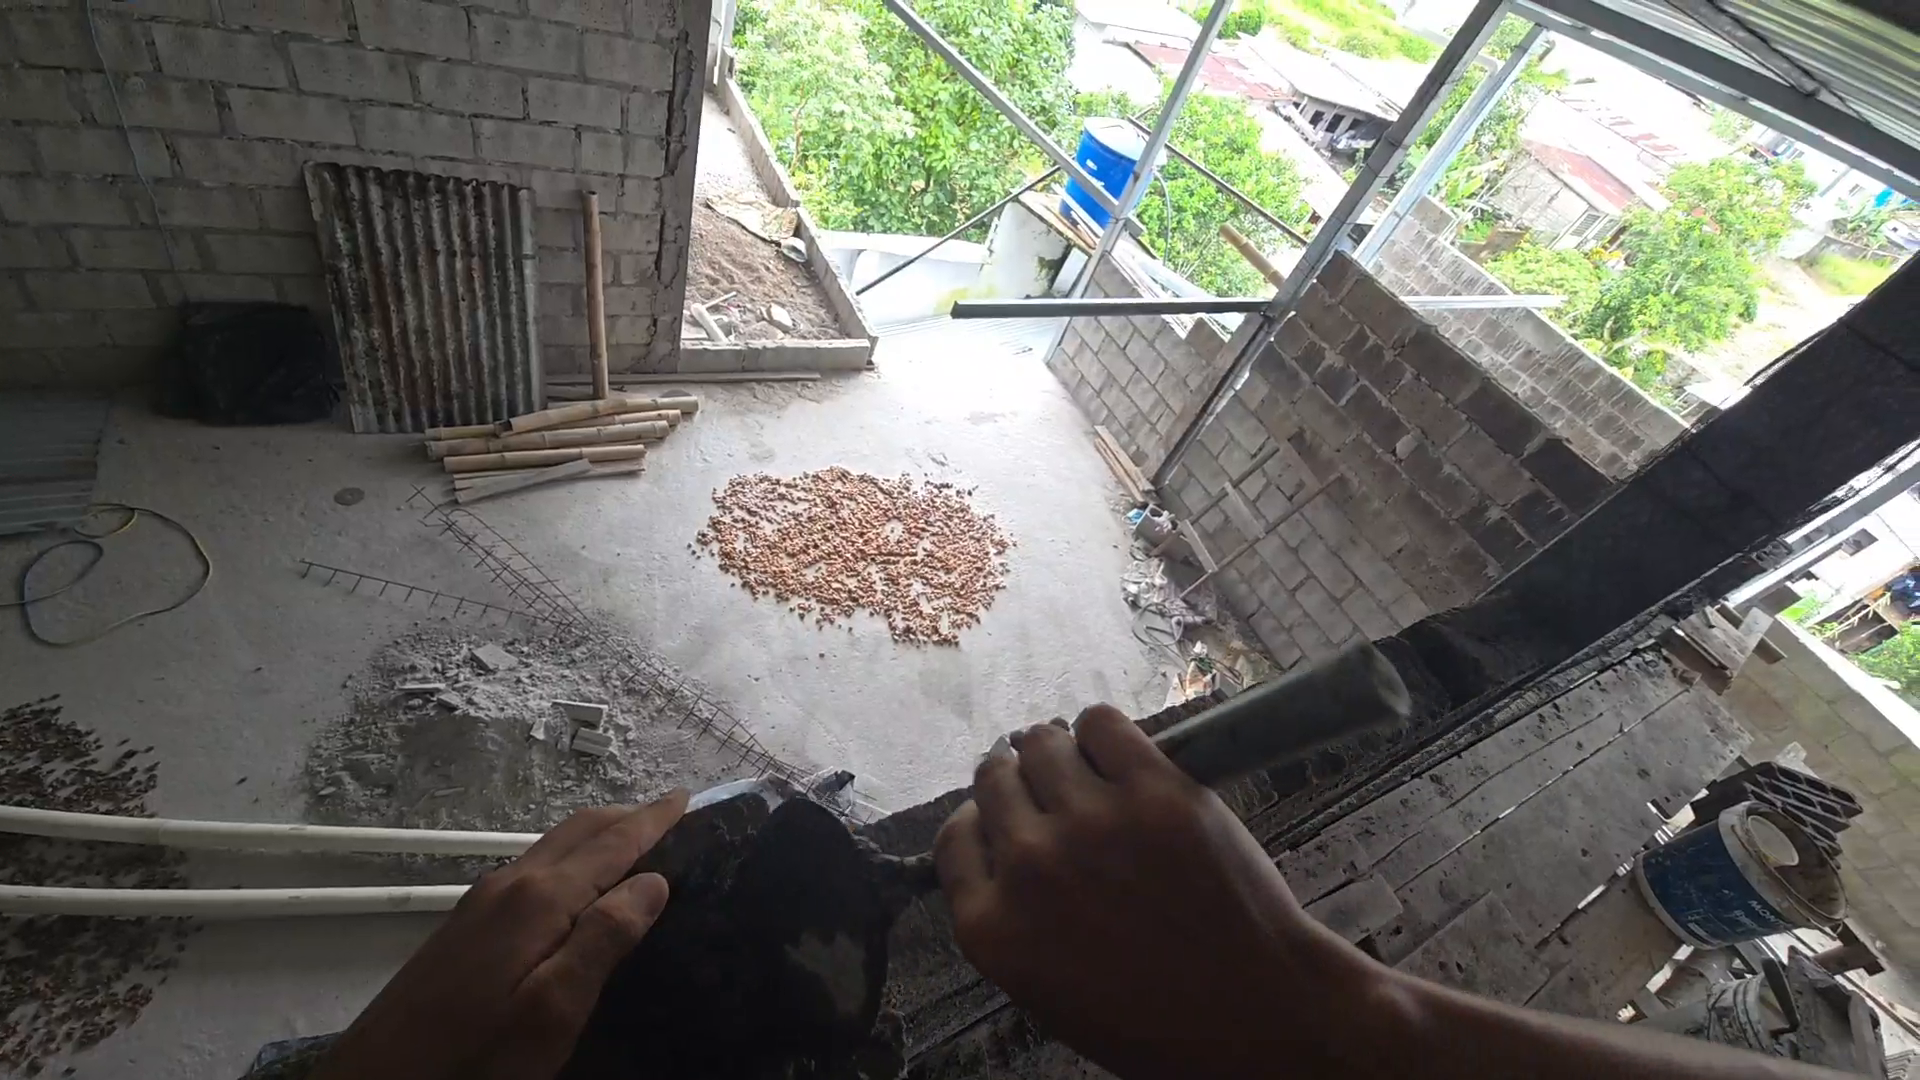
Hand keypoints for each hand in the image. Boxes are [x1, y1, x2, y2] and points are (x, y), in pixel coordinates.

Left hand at [314, 791, 688, 1079]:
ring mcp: (481, 902)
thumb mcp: (552, 1011)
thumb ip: (605, 938)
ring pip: (555, 844)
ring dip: (600, 832)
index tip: (686, 796)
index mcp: (540, 897)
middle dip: (628, 815)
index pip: (613, 842)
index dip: (653, 819)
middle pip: (581, 829)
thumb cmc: (472, 1061)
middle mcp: (511, 883)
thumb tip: (654, 881)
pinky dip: (573, 853)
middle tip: (670, 815)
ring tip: (633, 839)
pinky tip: (578, 880)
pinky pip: (536, 865)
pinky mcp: (464, 925)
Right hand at [934, 707, 1372, 1079]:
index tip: (1003, 814)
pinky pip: (1100, 722)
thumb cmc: (1147, 1013)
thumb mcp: (1042, 985)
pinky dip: (1100, 730)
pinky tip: (1115, 751)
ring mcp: (1091, 823)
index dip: (980, 818)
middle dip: (1016, 780)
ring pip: (1041, 741)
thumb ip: (1003, 909)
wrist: (1256, 1018)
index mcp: (993, 927)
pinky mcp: (1152, 790)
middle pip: (994, 778)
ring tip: (1084, 770)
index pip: (954, 835)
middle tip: (1050, 789)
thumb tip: (991, 828)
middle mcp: (1030, 866)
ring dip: (1056, 752)